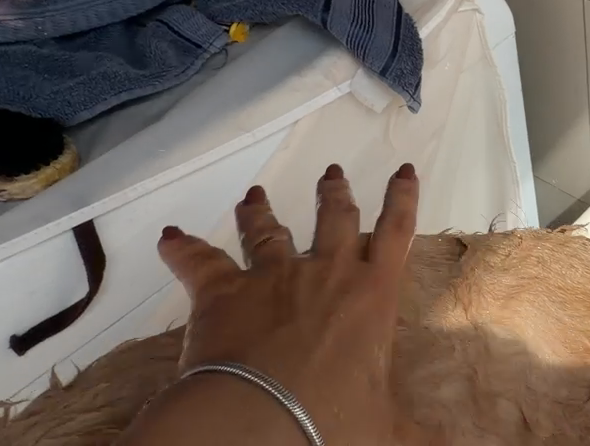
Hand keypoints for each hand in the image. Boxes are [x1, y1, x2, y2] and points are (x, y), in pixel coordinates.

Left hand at [121, 162, 418, 445]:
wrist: (256, 426)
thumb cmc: (332, 422)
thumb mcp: (386, 430)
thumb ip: (420, 433)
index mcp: (372, 292)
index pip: (396, 230)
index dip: (403, 197)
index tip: (404, 170)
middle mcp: (328, 271)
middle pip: (335, 216)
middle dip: (335, 192)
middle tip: (332, 171)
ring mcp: (275, 277)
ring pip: (270, 231)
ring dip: (261, 211)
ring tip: (255, 194)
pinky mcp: (226, 295)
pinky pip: (201, 263)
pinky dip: (182, 249)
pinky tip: (169, 235)